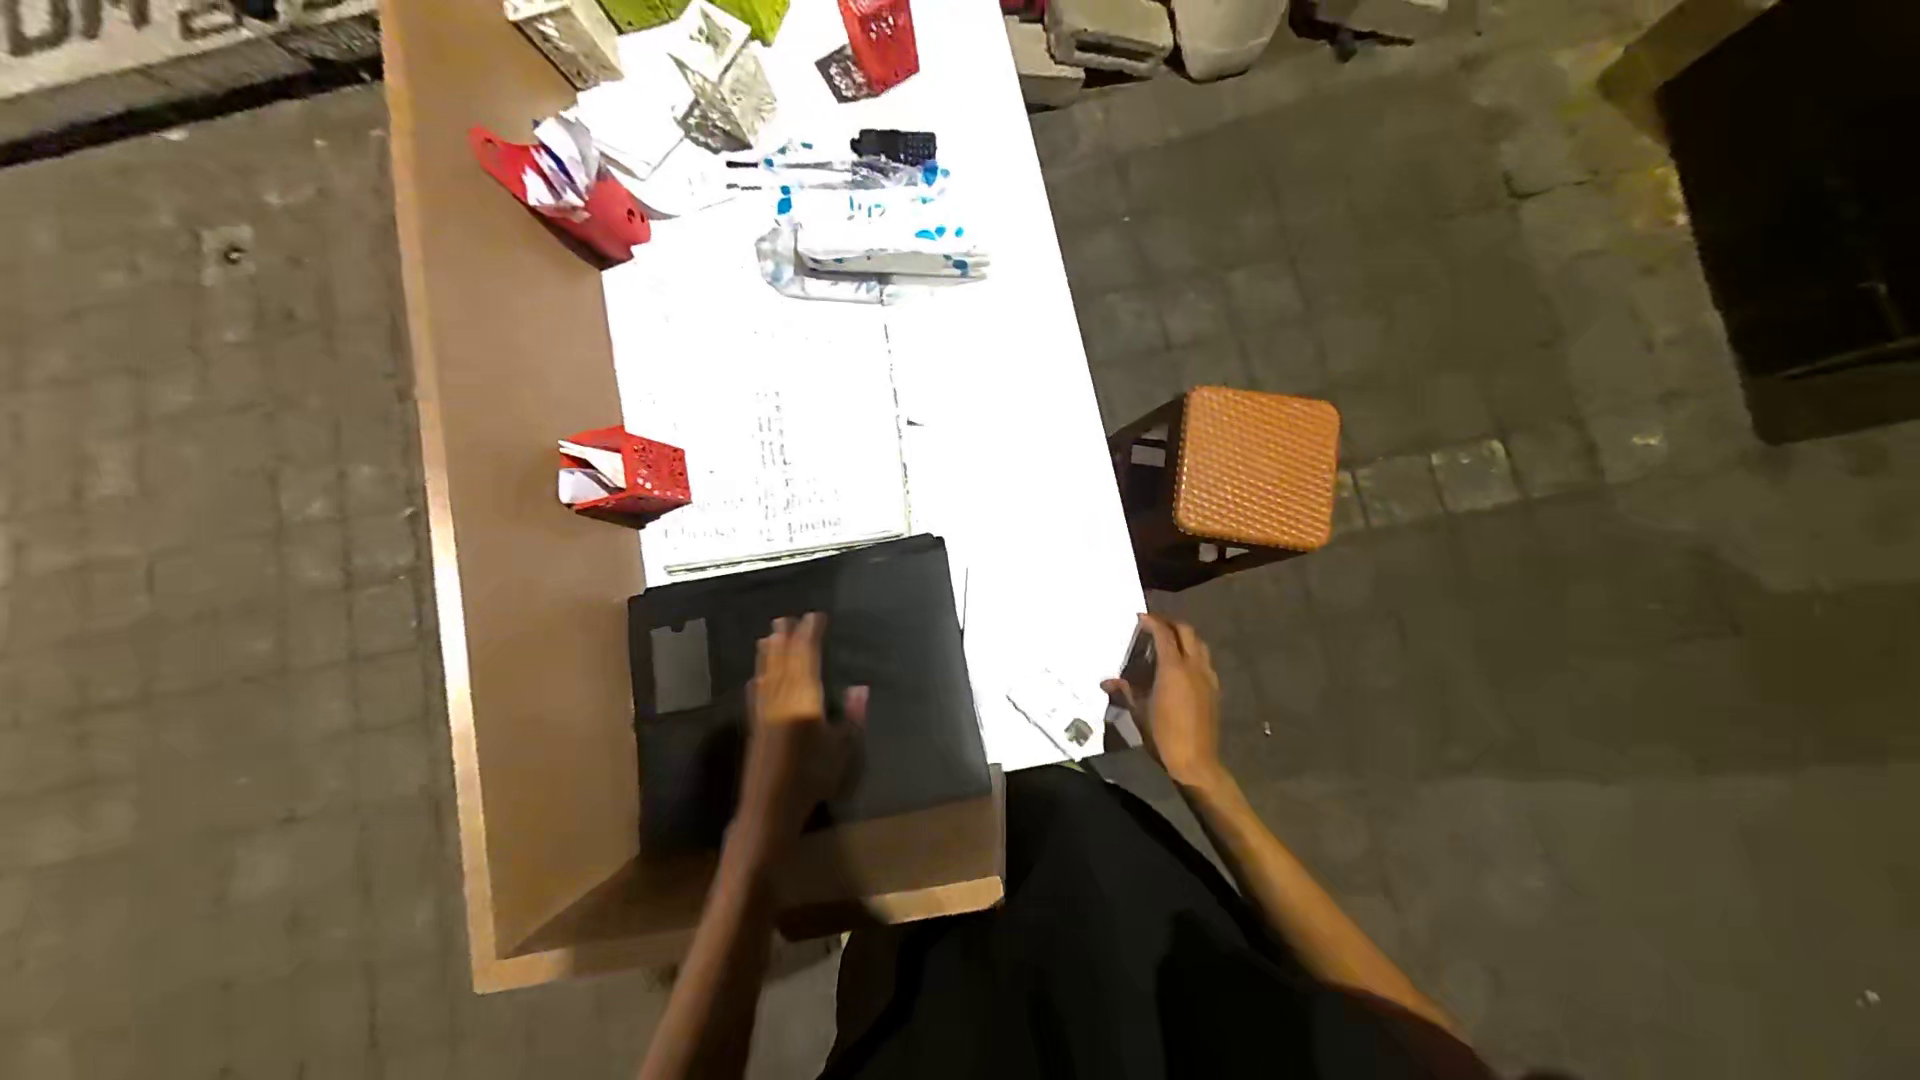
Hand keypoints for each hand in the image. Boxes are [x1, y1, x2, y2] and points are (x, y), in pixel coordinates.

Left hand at [738, 614, 866, 843]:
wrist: (770, 806)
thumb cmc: (812, 776)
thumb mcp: (842, 748)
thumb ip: (851, 717)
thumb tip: (860, 687)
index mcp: (804, 698)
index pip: (807, 657)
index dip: (811, 635)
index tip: (815, 617)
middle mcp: (781, 698)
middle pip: (783, 661)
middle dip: (786, 638)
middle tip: (785, 618)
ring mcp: (764, 712)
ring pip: (767, 675)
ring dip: (769, 654)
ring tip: (768, 636)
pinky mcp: (755, 728)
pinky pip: (756, 695)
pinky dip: (758, 682)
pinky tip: (755, 678)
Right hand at [1103, 614, 1224, 789]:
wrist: (1195, 761)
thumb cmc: (1162, 735)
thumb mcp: (1139, 711)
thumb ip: (1125, 691)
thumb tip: (1106, 682)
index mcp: (1173, 668)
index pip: (1164, 634)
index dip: (1152, 622)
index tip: (1140, 618)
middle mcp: (1193, 666)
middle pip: (1186, 631)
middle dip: (1170, 623)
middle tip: (1154, 625)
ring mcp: (1207, 677)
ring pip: (1200, 644)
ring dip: (1185, 636)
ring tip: (1169, 640)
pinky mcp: (1214, 689)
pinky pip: (1205, 661)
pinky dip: (1194, 653)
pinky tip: (1182, 664)